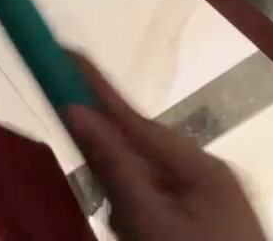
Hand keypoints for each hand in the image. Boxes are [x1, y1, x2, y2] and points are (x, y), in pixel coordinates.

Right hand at [64, 62, 266, 240]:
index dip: (94, 84)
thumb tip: (74, 109)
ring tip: (128, 235)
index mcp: (200, 166)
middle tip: (105, 206)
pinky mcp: (206, 225)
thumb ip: (113, 164)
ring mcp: (210, 201)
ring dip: (123, 201)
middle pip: (136, 147)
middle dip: (109, 167)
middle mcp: (207, 173)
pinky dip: (138, 217)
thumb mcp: (151, 223)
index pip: (132, 115)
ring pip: (142, 179)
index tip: (62, 51)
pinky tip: (138, 238)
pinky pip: (156, 203)